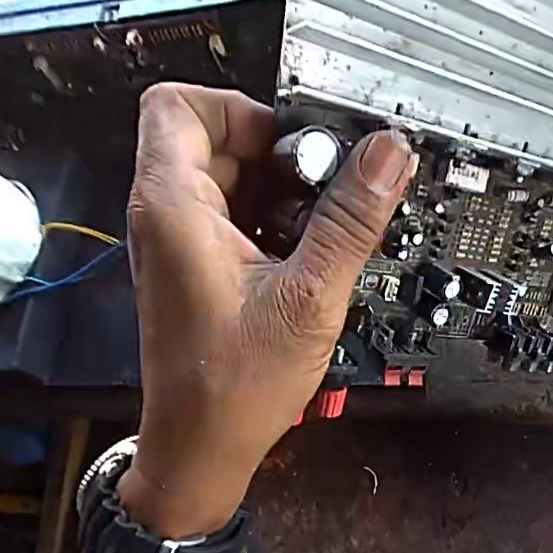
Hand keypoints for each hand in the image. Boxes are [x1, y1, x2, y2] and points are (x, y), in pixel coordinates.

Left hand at [118, 84, 415, 537]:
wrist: (204, 448)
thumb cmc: (238, 385)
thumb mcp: (310, 297)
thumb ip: (349, 221)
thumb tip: (386, 156)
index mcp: (174, 208)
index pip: (181, 104)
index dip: (243, 109)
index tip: (297, 147)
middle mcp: (166, 219)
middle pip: (214, 142)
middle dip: (278, 159)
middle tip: (326, 198)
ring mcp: (179, 247)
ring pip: (230, 183)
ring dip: (282, 197)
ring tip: (322, 237)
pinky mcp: (198, 271)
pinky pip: (235, 221)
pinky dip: (274, 226)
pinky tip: (308, 261)